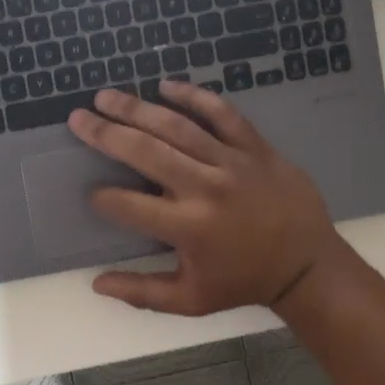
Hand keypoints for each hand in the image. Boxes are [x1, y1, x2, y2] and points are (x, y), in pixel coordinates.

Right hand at [66, 83, 360, 315]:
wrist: (307, 265)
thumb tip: (96, 283)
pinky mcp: (255, 147)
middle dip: (106, 135)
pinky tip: (166, 85)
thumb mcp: (191, 300)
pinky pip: (223, 114)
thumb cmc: (243, 281)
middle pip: (146, 152)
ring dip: (137, 109)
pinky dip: (194, 97)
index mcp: (188, 227)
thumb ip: (142, 291)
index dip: (103, 198)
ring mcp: (232, 163)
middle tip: (78, 119)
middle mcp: (206, 188)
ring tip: (105, 97)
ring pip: (177, 127)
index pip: (128, 205)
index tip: (91, 194)